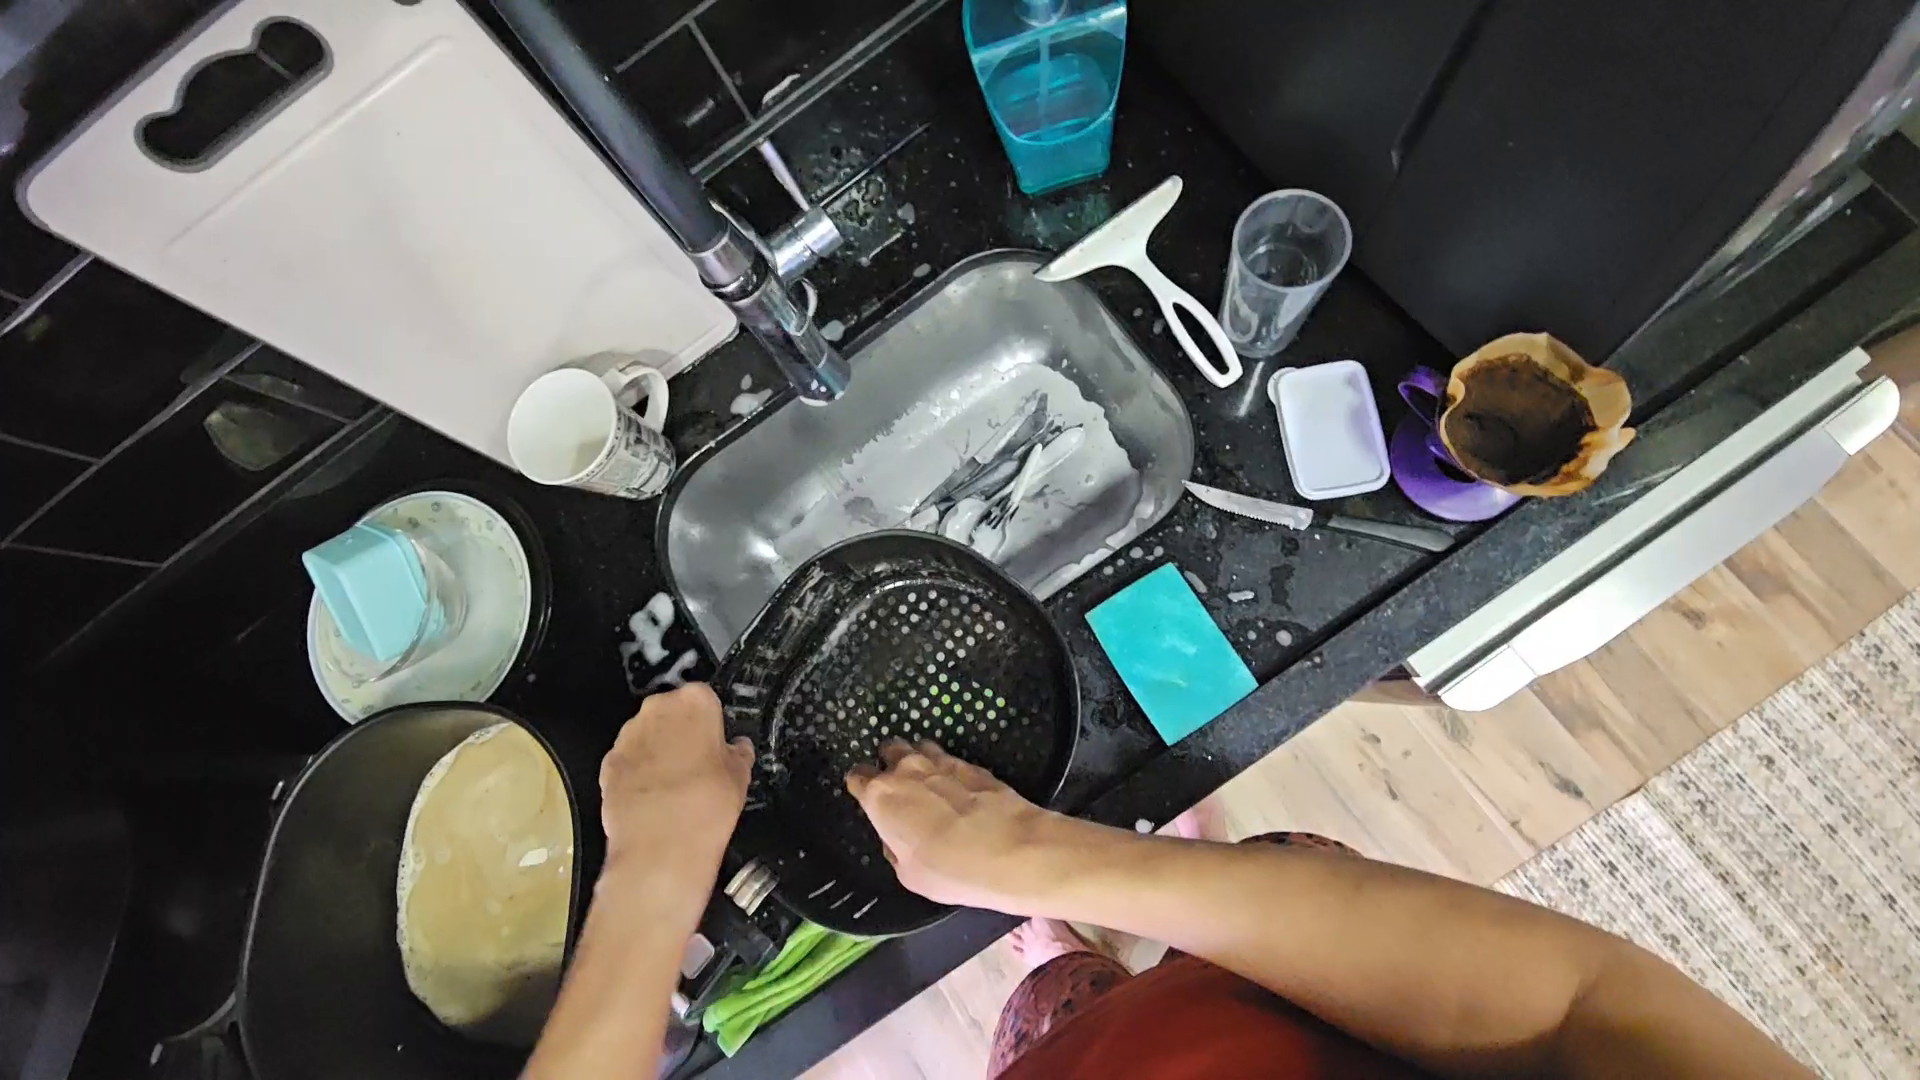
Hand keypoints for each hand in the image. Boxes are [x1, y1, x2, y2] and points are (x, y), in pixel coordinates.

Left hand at [598, 684, 752, 876]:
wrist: (661, 846)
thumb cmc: (709, 801)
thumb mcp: (741, 774)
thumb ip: (738, 752)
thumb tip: (737, 748)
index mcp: (695, 701)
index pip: (705, 698)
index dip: (711, 722)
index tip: (715, 743)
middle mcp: (657, 709)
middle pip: (672, 712)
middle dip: (681, 731)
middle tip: (696, 761)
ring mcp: (627, 736)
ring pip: (647, 734)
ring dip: (657, 750)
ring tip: (672, 783)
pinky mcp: (606, 764)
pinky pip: (628, 760)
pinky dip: (637, 772)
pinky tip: (651, 796)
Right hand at [845, 740, 1062, 912]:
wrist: (1009, 848)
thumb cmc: (949, 869)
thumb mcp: (908, 874)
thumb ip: (894, 846)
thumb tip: (897, 836)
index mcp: (881, 795)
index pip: (857, 777)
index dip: (861, 786)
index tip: (867, 798)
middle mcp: (906, 769)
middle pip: (889, 750)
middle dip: (890, 763)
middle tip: (900, 788)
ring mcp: (941, 761)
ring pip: (919, 748)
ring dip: (919, 761)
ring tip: (929, 784)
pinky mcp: (971, 763)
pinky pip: (948, 759)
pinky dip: (946, 770)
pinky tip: (958, 791)